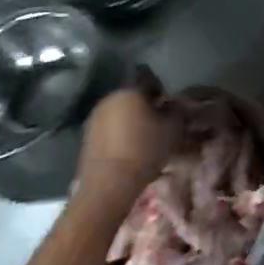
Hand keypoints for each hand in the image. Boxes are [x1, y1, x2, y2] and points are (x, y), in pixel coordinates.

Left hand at [76, 67, 178, 195]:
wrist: (109, 184)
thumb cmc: (145, 150)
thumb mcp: (173, 129)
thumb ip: (176, 111)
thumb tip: (174, 104)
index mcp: (130, 90)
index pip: (149, 80)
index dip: (162, 90)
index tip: (170, 104)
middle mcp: (110, 98)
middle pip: (133, 96)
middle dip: (146, 105)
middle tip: (160, 121)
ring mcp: (95, 117)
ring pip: (120, 112)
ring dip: (132, 120)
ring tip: (145, 137)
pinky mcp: (87, 136)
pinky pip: (109, 127)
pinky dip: (120, 133)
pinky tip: (129, 148)